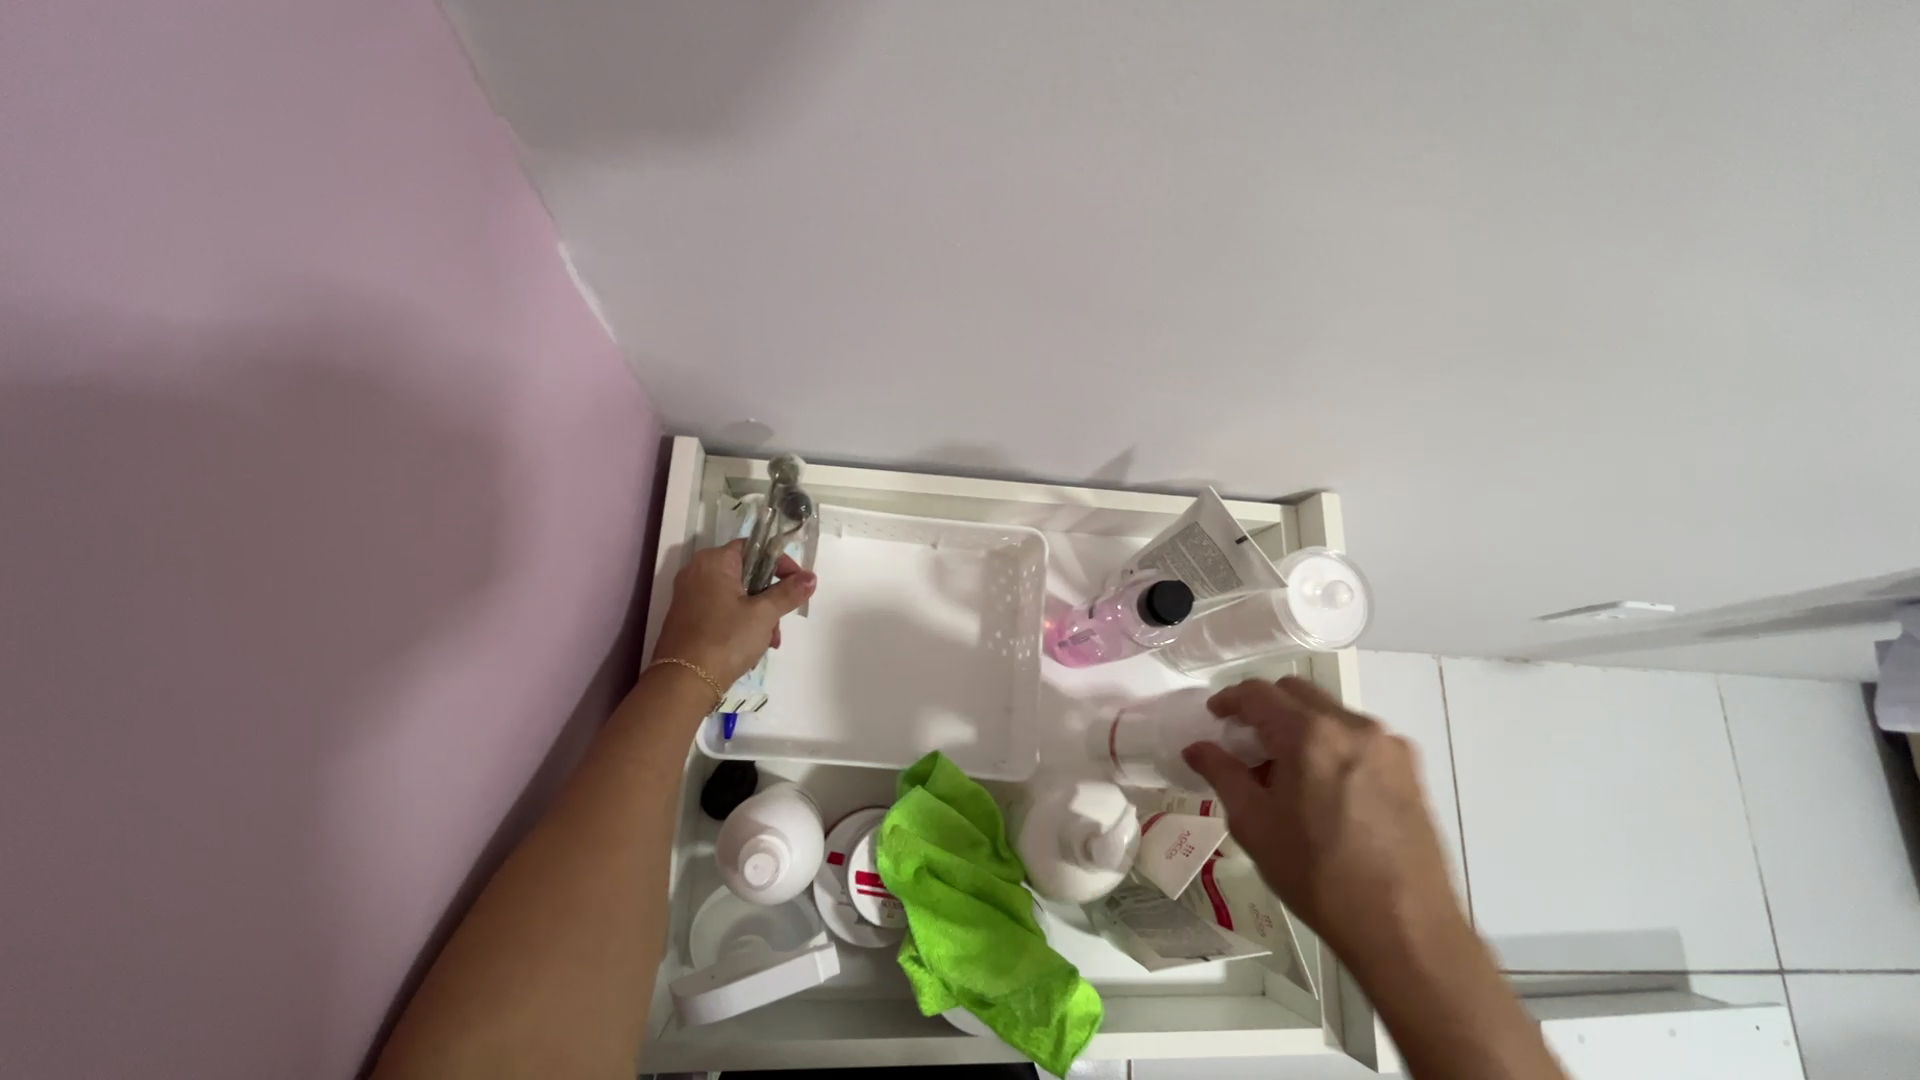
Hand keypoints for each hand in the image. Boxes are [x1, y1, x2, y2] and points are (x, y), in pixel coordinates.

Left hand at [650, 538, 815, 689]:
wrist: (683, 682)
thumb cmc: (726, 639)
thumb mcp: (764, 614)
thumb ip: (788, 592)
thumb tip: (811, 577)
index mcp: (713, 561)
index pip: (754, 547)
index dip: (780, 562)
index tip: (797, 584)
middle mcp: (696, 572)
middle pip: (746, 573)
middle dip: (770, 597)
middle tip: (781, 619)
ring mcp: (689, 596)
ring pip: (736, 595)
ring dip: (758, 615)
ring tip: (769, 641)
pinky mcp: (687, 618)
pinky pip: (721, 610)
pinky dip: (739, 623)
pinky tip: (751, 647)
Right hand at [1181, 677, 1461, 962]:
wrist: (1404, 928)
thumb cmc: (1317, 875)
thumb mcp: (1254, 824)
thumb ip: (1221, 774)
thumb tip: (1197, 748)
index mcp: (1310, 733)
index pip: (1259, 693)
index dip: (1229, 700)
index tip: (1214, 717)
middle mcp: (1354, 726)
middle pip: (1297, 694)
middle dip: (1265, 709)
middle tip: (1245, 745)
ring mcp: (1388, 746)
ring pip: (1330, 715)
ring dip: (1300, 728)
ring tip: (1284, 773)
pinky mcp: (1410, 770)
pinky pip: (1359, 740)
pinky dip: (1331, 747)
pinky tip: (1323, 790)